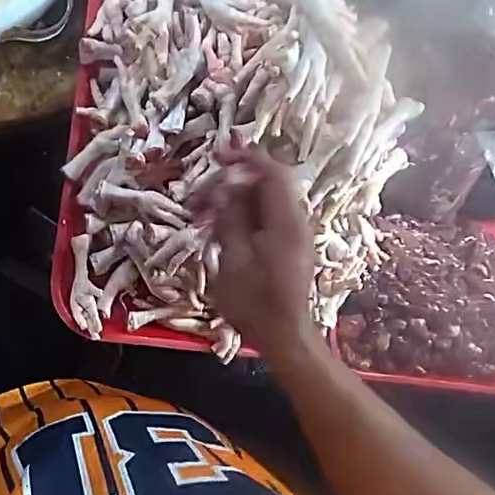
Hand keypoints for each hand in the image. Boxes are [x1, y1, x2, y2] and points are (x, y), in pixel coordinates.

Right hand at [207, 150, 320, 360]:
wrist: (285, 337)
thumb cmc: (256, 304)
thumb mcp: (234, 260)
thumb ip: (231, 218)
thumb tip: (226, 187)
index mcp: (286, 221)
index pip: (272, 171)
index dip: (245, 158)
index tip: (216, 157)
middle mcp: (296, 222)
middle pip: (265, 186)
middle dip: (230, 186)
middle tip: (198, 200)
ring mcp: (295, 235)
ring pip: (263, 203)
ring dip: (233, 204)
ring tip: (203, 218)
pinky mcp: (289, 248)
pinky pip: (266, 221)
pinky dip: (243, 219)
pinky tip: (221, 234)